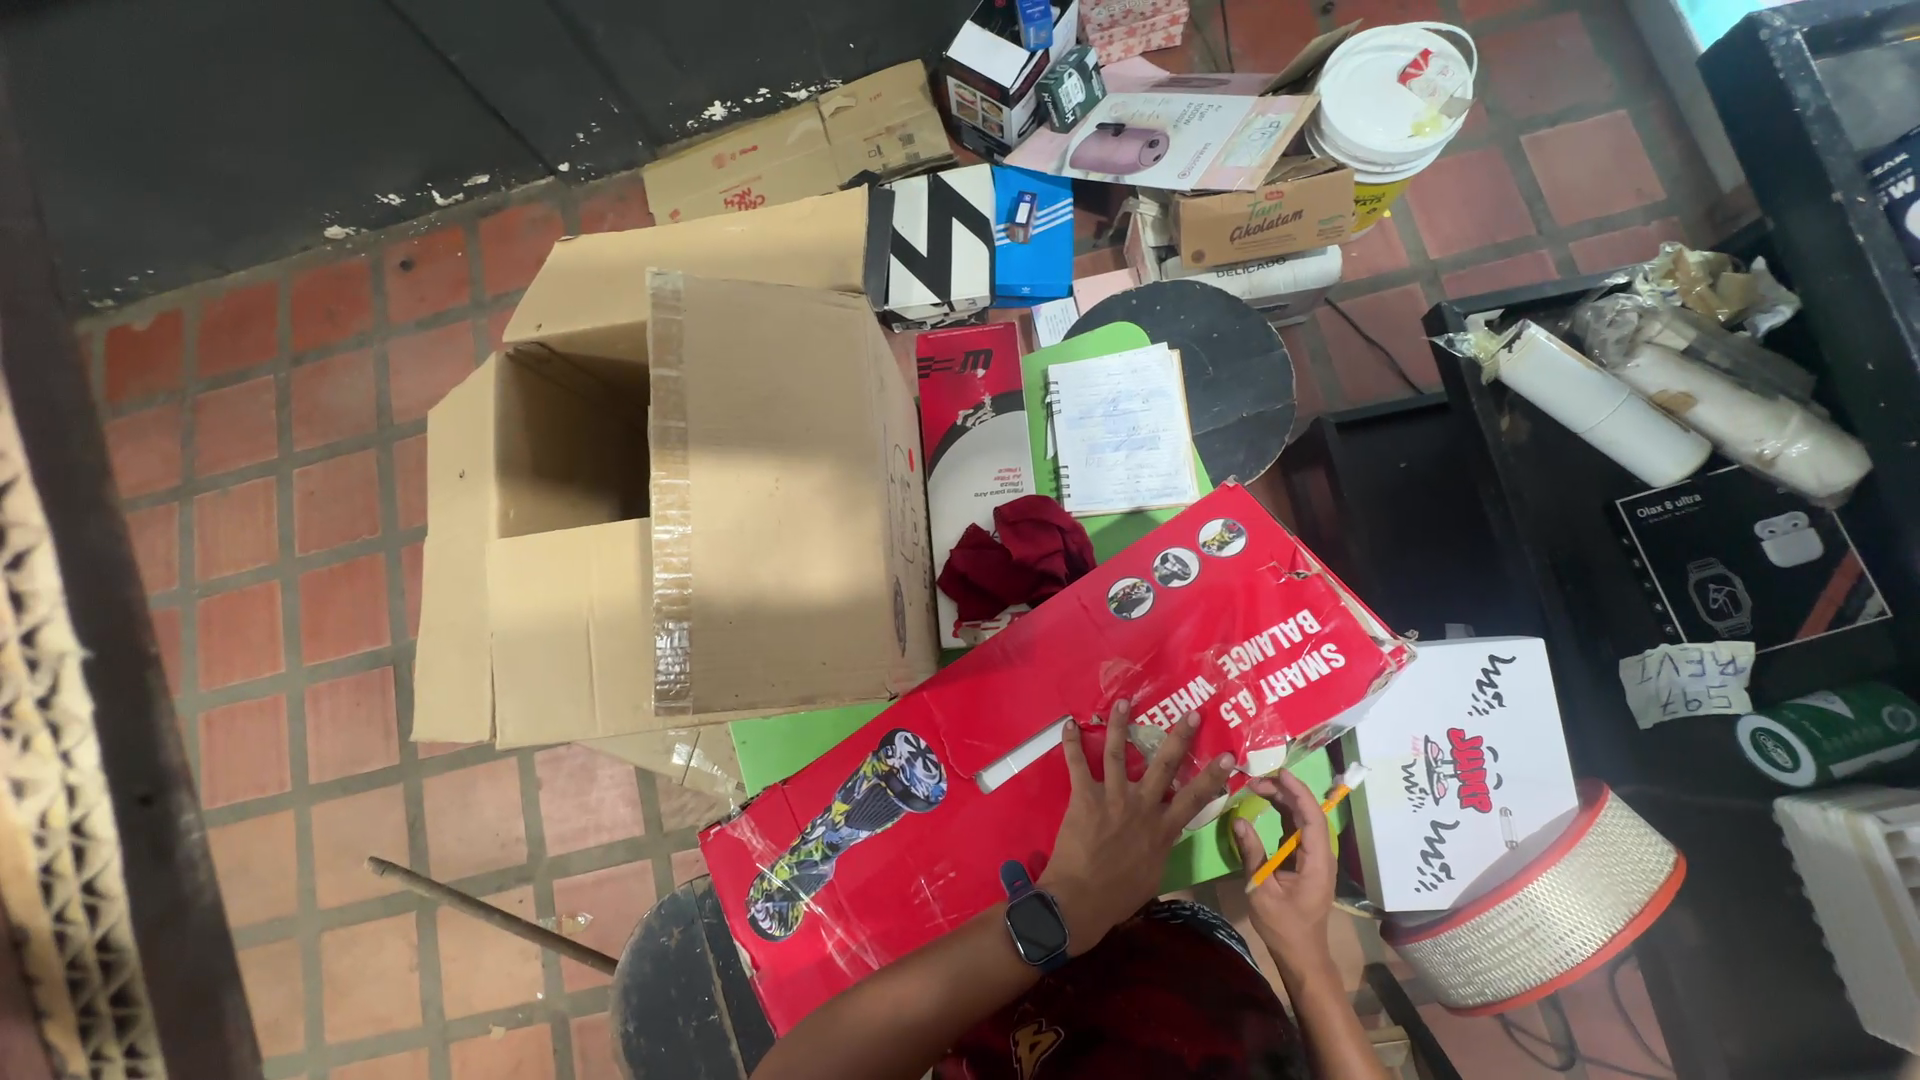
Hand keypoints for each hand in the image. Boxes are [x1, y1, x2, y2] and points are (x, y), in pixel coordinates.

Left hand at [1038, 699, 1233, 955]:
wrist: (1082, 900)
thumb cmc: (1119, 897)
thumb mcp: (1154, 877)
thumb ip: (1161, 852)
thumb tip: (1164, 841)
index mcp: (1163, 829)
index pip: (1195, 797)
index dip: (1213, 776)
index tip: (1229, 755)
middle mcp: (1142, 807)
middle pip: (1164, 764)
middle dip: (1179, 736)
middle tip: (1191, 712)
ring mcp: (1112, 798)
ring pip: (1119, 752)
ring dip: (1121, 724)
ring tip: (1125, 702)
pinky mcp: (1084, 797)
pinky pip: (1077, 764)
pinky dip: (1071, 743)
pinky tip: (1069, 725)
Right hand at [1230, 770, 1336, 972]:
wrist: (1301, 954)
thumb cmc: (1283, 927)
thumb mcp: (1261, 891)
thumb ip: (1252, 854)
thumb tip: (1239, 820)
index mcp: (1317, 862)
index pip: (1312, 818)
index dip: (1298, 793)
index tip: (1280, 773)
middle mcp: (1321, 855)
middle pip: (1308, 814)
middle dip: (1285, 792)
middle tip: (1256, 781)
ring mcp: (1314, 857)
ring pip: (1303, 819)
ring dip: (1283, 800)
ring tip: (1257, 787)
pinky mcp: (1305, 861)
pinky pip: (1296, 829)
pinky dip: (1282, 813)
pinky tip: (1266, 804)